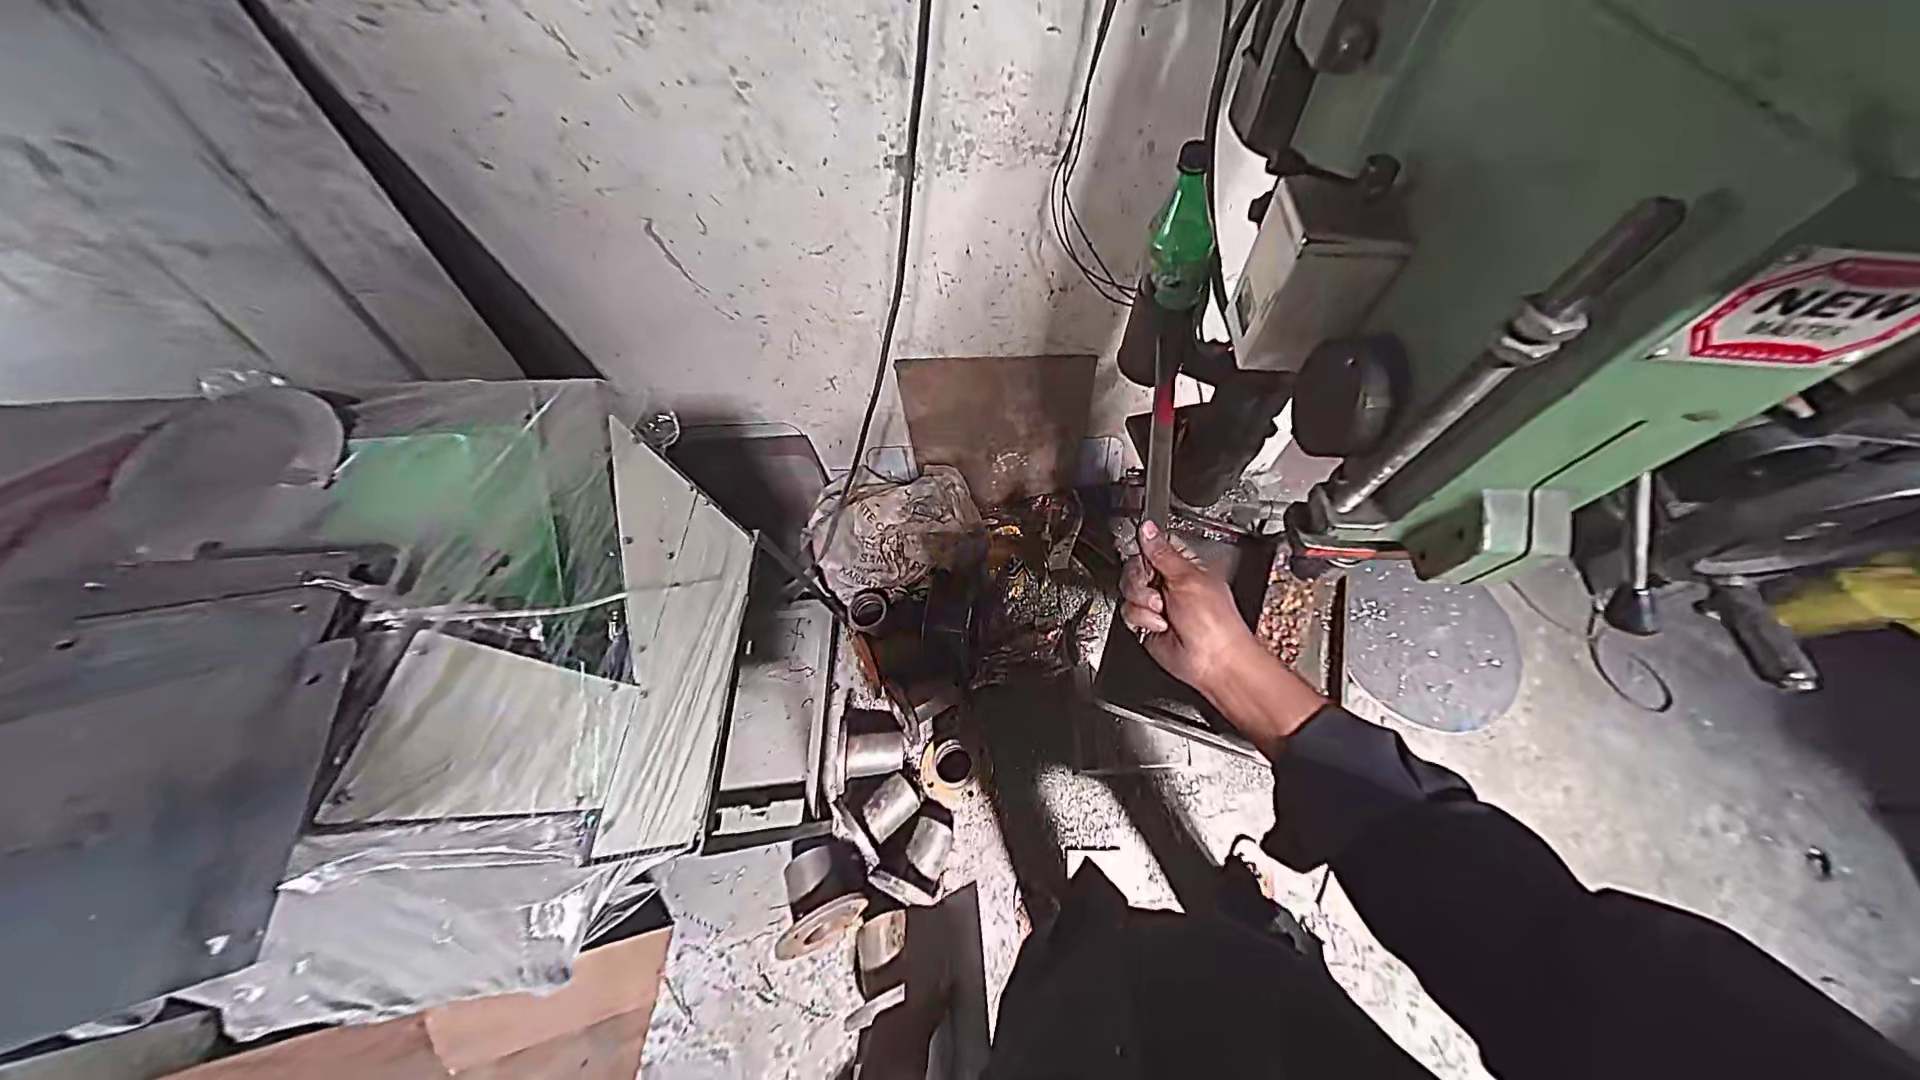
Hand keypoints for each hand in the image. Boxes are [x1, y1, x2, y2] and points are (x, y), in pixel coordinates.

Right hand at [1120, 520, 1261, 698]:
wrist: (1213, 661)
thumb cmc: (1215, 623)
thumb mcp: (1188, 578)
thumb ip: (1162, 553)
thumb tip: (1148, 528)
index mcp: (1184, 566)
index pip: (1155, 545)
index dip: (1145, 547)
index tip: (1145, 556)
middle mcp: (1168, 583)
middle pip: (1134, 566)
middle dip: (1140, 579)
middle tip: (1156, 589)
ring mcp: (1156, 604)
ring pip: (1128, 589)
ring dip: (1142, 601)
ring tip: (1161, 610)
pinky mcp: (1146, 622)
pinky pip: (1128, 611)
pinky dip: (1141, 618)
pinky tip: (1159, 624)